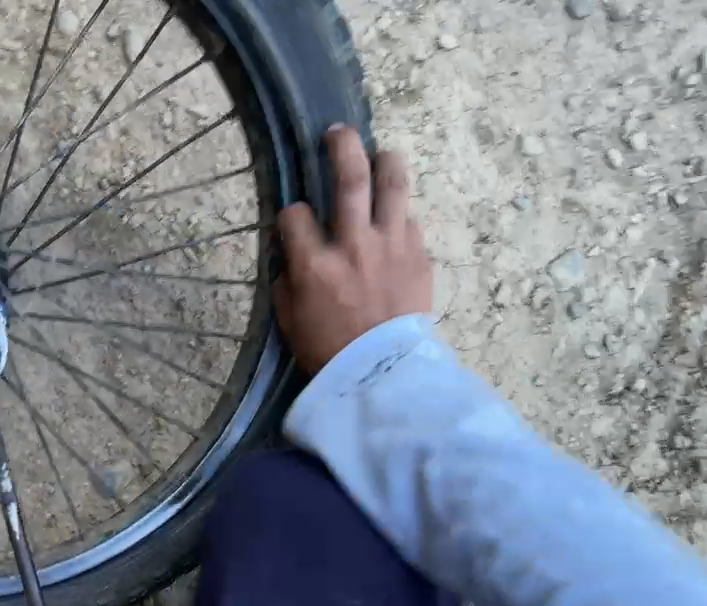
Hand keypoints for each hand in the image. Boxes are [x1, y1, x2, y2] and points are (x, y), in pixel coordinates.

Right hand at [275, 125, 433, 374]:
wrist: (379, 372)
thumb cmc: (325, 352)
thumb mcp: (289, 322)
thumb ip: (288, 284)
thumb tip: (291, 259)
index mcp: (314, 266)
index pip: (295, 217)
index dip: (290, 216)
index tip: (292, 222)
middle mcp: (353, 245)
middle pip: (349, 177)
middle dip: (340, 147)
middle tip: (336, 132)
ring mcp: (391, 244)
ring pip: (392, 182)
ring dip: (385, 159)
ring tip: (380, 151)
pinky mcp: (418, 252)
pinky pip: (408, 217)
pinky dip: (397, 211)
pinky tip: (392, 215)